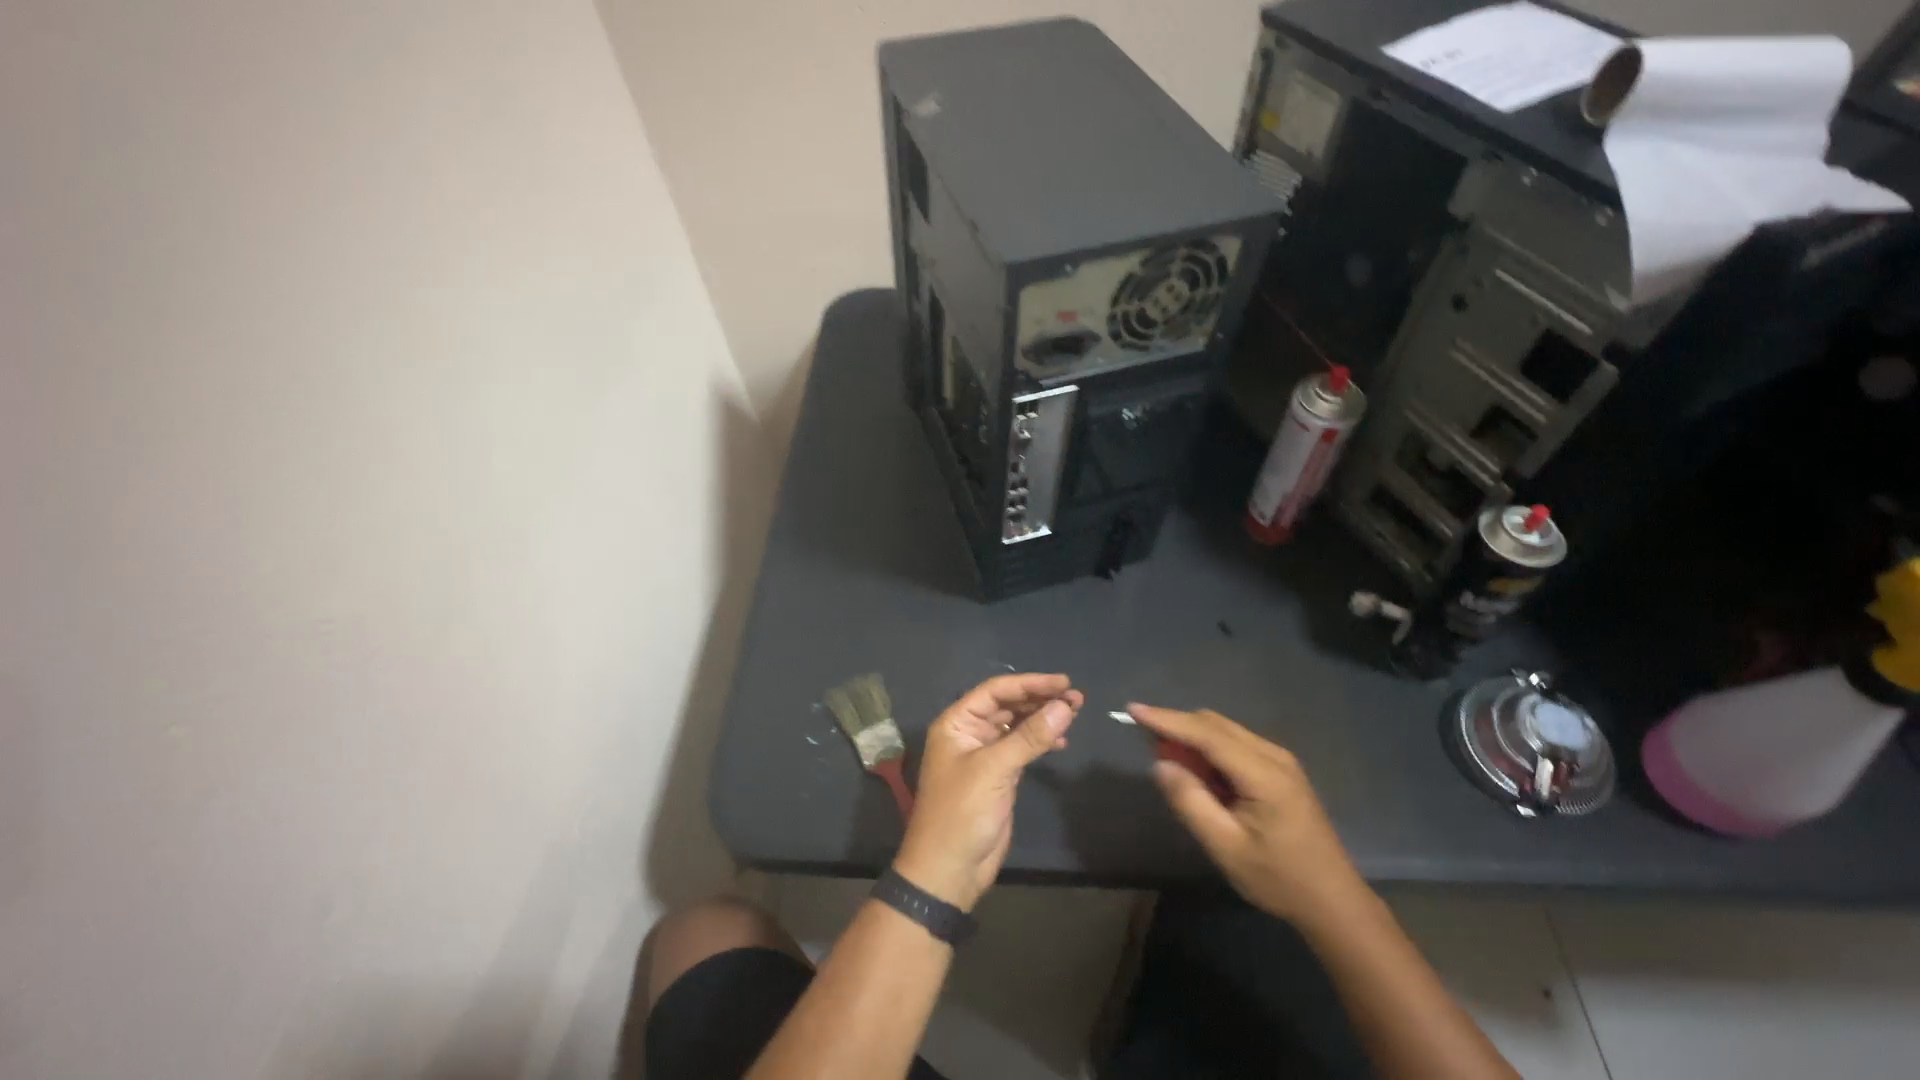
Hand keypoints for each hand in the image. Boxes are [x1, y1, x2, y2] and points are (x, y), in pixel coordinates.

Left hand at [893, 674, 1082, 910]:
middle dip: (1040, 699)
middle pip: (1008, 706)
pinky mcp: (999, 777)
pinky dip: (1041, 742)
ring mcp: (984, 756)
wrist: (949, 868)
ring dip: (1043, 719)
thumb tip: (1065, 706)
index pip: (996, 691)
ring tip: (1075, 714)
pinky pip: (1022, 748)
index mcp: (956, 724)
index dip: (1030, 684)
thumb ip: (1030, 736)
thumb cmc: (962, 812)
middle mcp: (969, 734)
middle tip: (1077, 698)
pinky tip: (1062, 741)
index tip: (1064, 683)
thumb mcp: (995, 769)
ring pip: (1017, 726)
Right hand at [1130, 704, 1367, 925]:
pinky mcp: (1282, 772)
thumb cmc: (1278, 879)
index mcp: (1264, 774)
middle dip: (1178, 725)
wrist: (1332, 900)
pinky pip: (1238, 746)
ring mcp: (1282, 763)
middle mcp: (1275, 757)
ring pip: (1227, 732)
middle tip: (1142, 738)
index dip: (1168, 719)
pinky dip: (1211, 750)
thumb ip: (1191, 802)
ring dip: (1194, 738)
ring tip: (1166, 758)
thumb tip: (1161, 764)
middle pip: (1216, 725)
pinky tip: (1198, 772)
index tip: (1133, 709)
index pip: (1207, 733)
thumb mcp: (1226, 847)